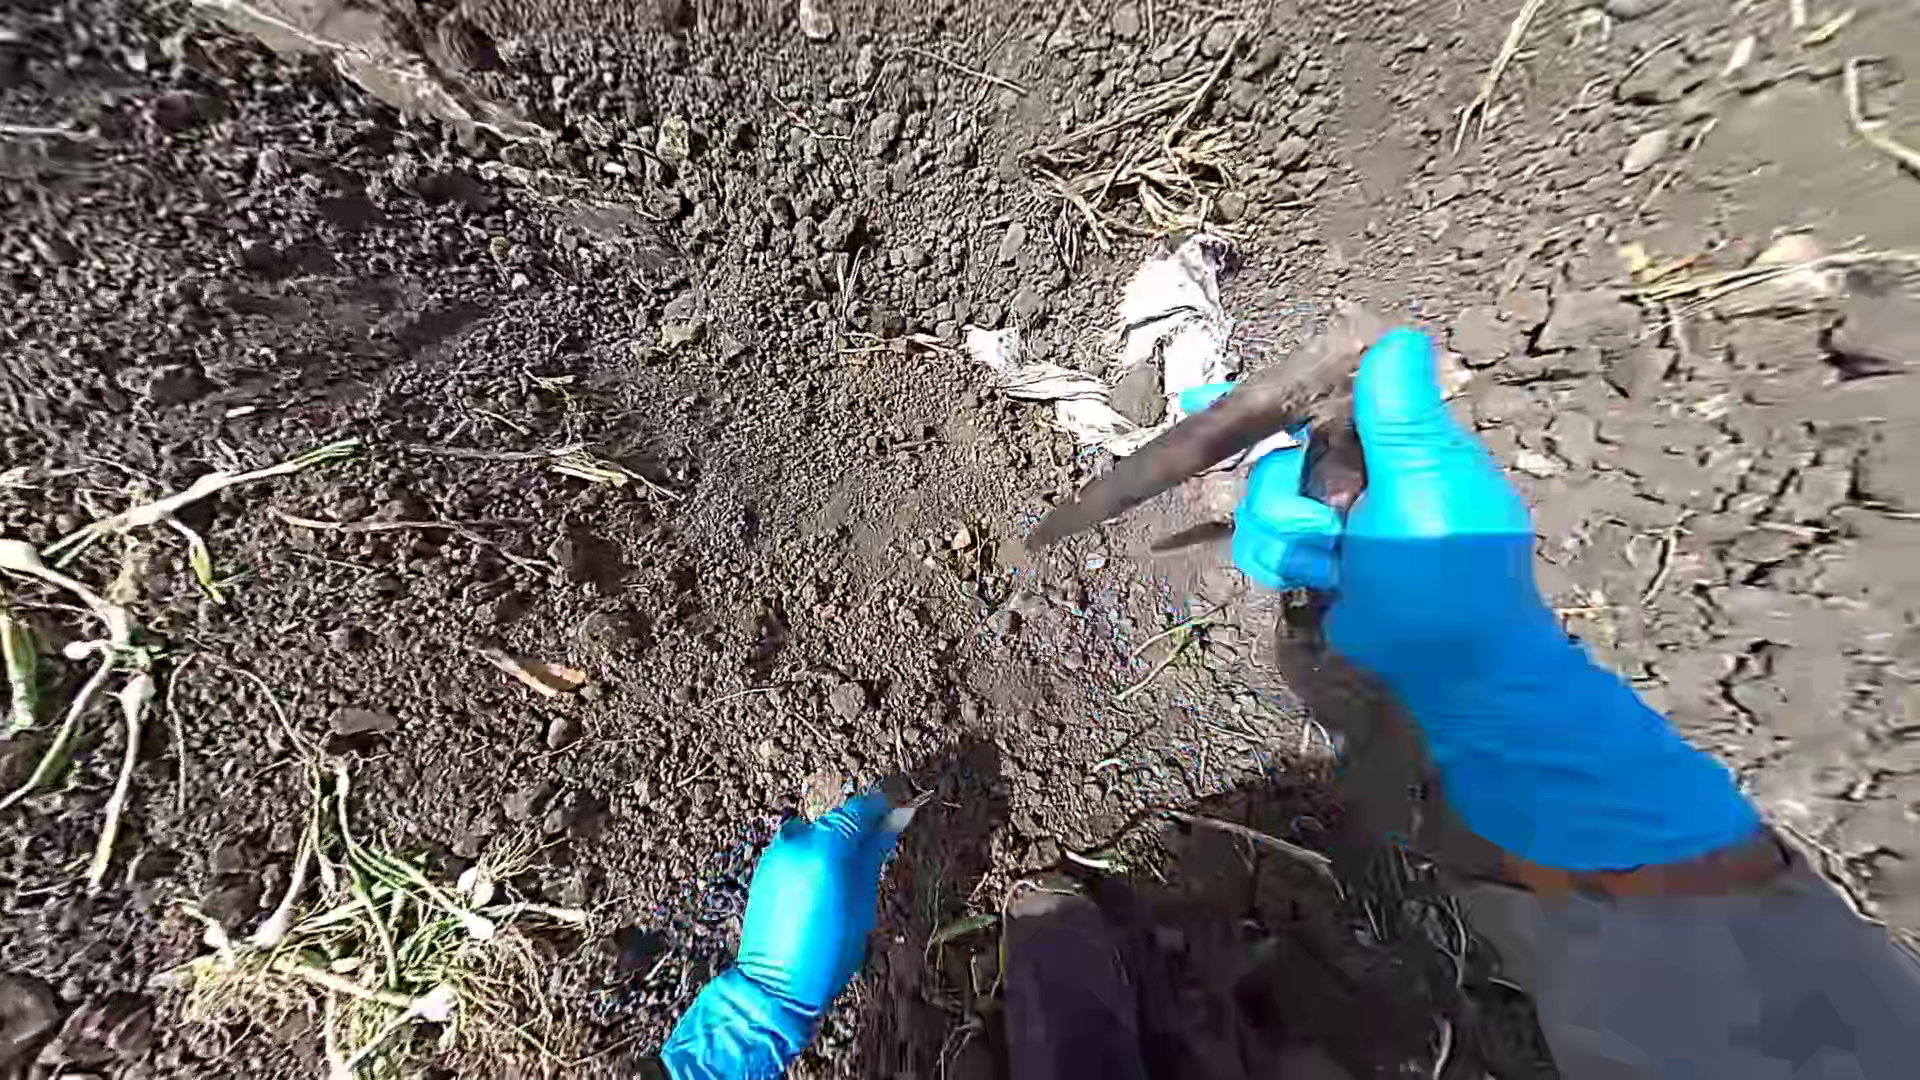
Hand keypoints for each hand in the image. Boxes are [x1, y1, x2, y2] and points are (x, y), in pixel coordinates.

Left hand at [660, 794, 899, 1079]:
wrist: (774, 989)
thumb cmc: (830, 949)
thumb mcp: (863, 899)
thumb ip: (876, 850)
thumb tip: (900, 815)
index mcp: (825, 846)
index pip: (859, 809)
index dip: (881, 810)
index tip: (896, 816)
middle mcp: (797, 839)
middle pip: (837, 818)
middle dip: (858, 831)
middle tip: (875, 853)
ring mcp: (778, 850)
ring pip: (817, 831)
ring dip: (834, 843)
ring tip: (845, 876)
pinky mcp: (765, 865)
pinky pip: (798, 846)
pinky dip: (814, 855)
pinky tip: (820, 883)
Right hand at [1234, 328, 1759, 871]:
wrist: (1443, 657)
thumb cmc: (1446, 567)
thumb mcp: (1426, 486)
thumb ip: (1400, 418)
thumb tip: (1398, 336)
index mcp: (1379, 445)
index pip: (1309, 405)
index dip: (1256, 401)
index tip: (1201, 396)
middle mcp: (1344, 474)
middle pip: (1267, 465)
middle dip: (1282, 501)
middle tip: (1324, 529)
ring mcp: (1318, 517)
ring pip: (1254, 510)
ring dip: (1287, 543)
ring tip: (1332, 566)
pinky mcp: (1300, 555)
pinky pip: (1254, 547)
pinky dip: (1279, 565)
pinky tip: (1317, 582)